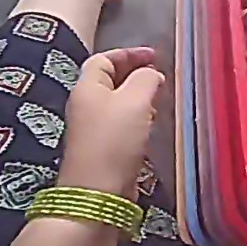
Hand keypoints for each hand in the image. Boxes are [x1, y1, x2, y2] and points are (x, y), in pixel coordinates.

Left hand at [57, 47, 164, 197]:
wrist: (98, 191)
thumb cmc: (115, 139)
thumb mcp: (135, 101)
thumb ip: (146, 79)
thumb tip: (151, 75)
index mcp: (87, 87)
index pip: (104, 59)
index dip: (129, 54)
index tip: (154, 57)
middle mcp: (86, 105)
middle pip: (110, 80)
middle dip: (135, 75)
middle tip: (161, 77)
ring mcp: (93, 128)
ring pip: (117, 103)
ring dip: (138, 98)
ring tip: (160, 99)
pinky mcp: (103, 149)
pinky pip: (121, 124)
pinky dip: (138, 119)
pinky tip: (152, 126)